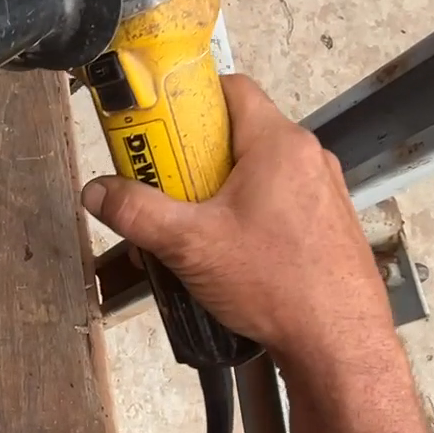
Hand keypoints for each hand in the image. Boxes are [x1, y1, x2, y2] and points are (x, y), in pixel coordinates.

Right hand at [81, 74, 392, 360]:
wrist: (338, 343)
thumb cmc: (274, 282)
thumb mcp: (188, 244)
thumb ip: (135, 212)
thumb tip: (95, 191)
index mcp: (278, 144)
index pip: (229, 89)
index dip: (184, 100)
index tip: (151, 127)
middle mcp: (305, 158)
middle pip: (232, 135)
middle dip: (185, 159)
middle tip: (154, 188)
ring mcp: (318, 191)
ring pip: (248, 173)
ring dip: (207, 193)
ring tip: (179, 231)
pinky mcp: (321, 224)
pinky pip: (267, 202)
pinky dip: (234, 215)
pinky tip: (216, 254)